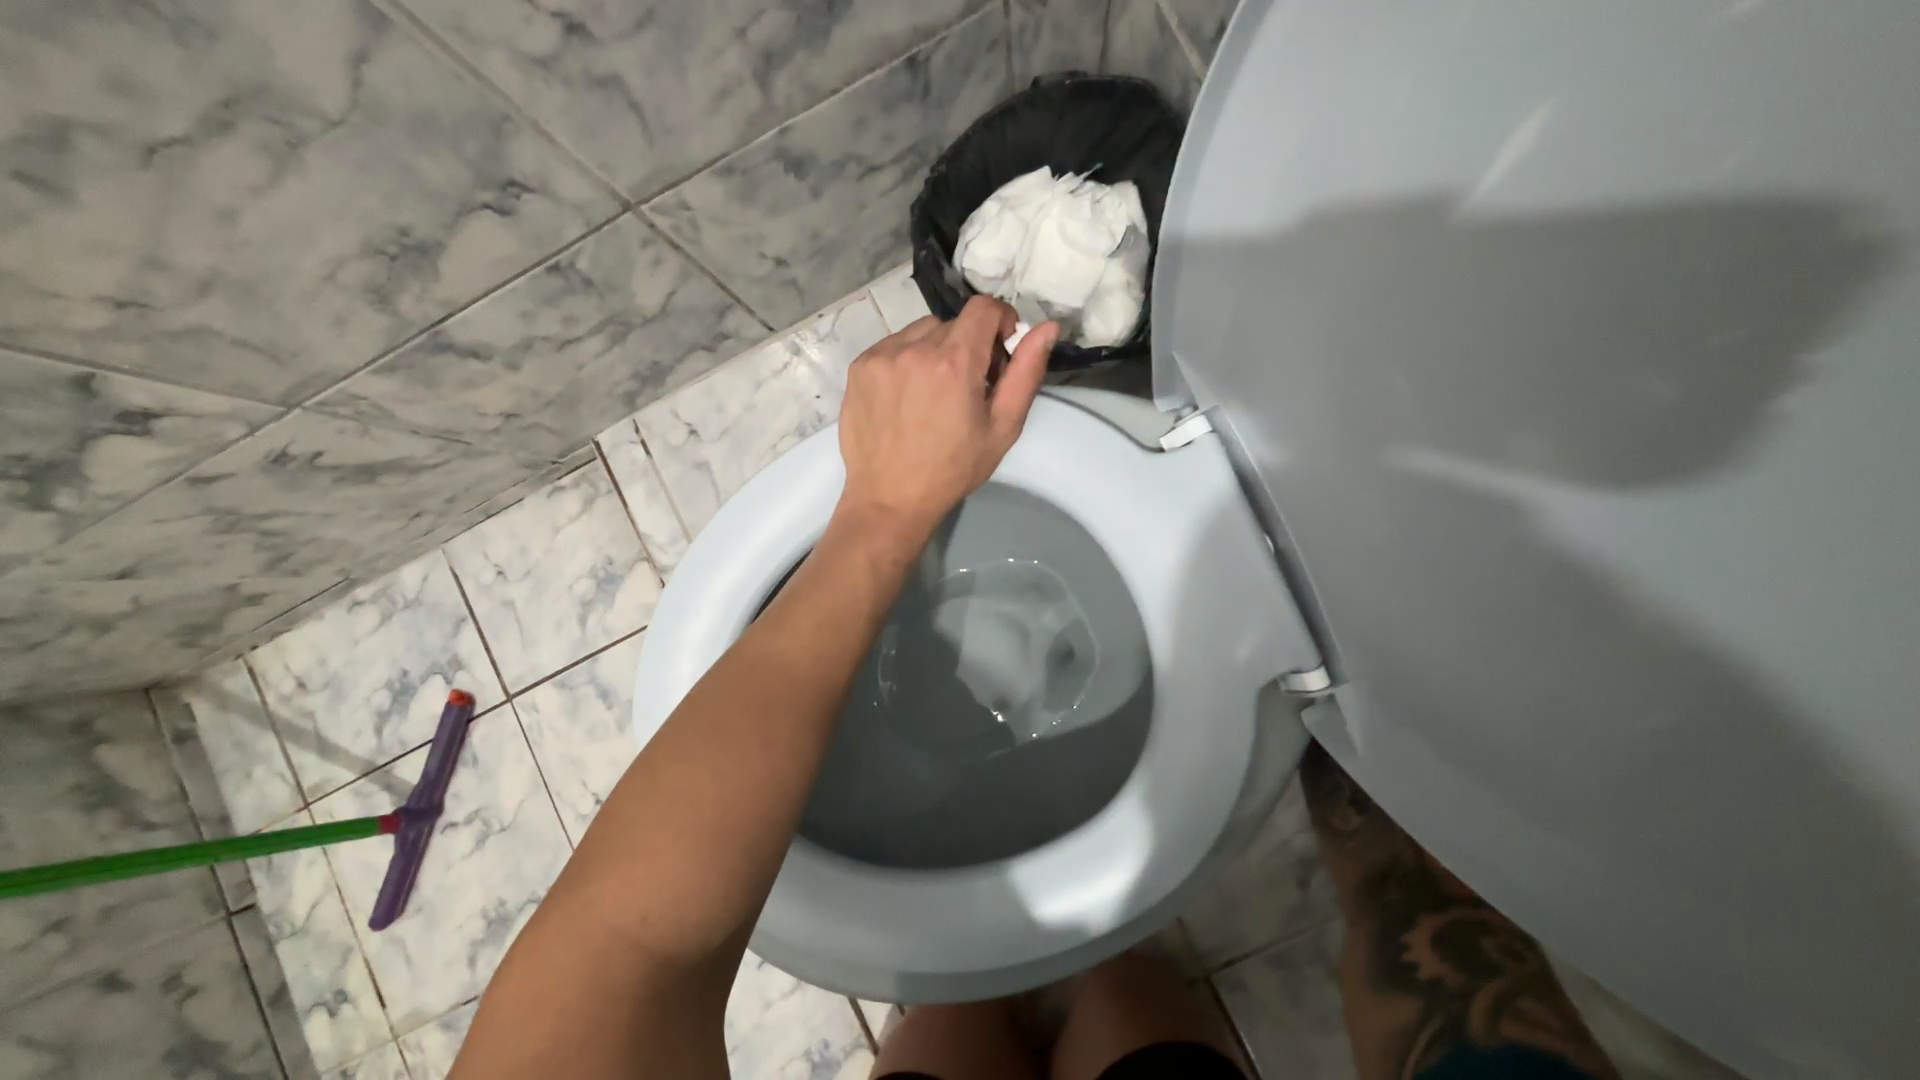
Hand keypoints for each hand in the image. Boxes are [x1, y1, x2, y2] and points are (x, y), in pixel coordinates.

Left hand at [836, 295, 1058, 539]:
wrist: (889, 499)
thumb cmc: (952, 470)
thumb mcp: (1002, 428)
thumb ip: (1026, 373)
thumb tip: (1047, 328)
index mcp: (954, 362)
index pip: (983, 308)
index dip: (1000, 321)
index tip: (1000, 351)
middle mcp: (914, 349)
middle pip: (954, 323)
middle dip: (968, 345)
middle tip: (968, 387)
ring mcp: (882, 356)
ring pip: (922, 332)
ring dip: (936, 351)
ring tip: (934, 393)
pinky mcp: (859, 367)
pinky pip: (893, 346)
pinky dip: (907, 360)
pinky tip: (908, 397)